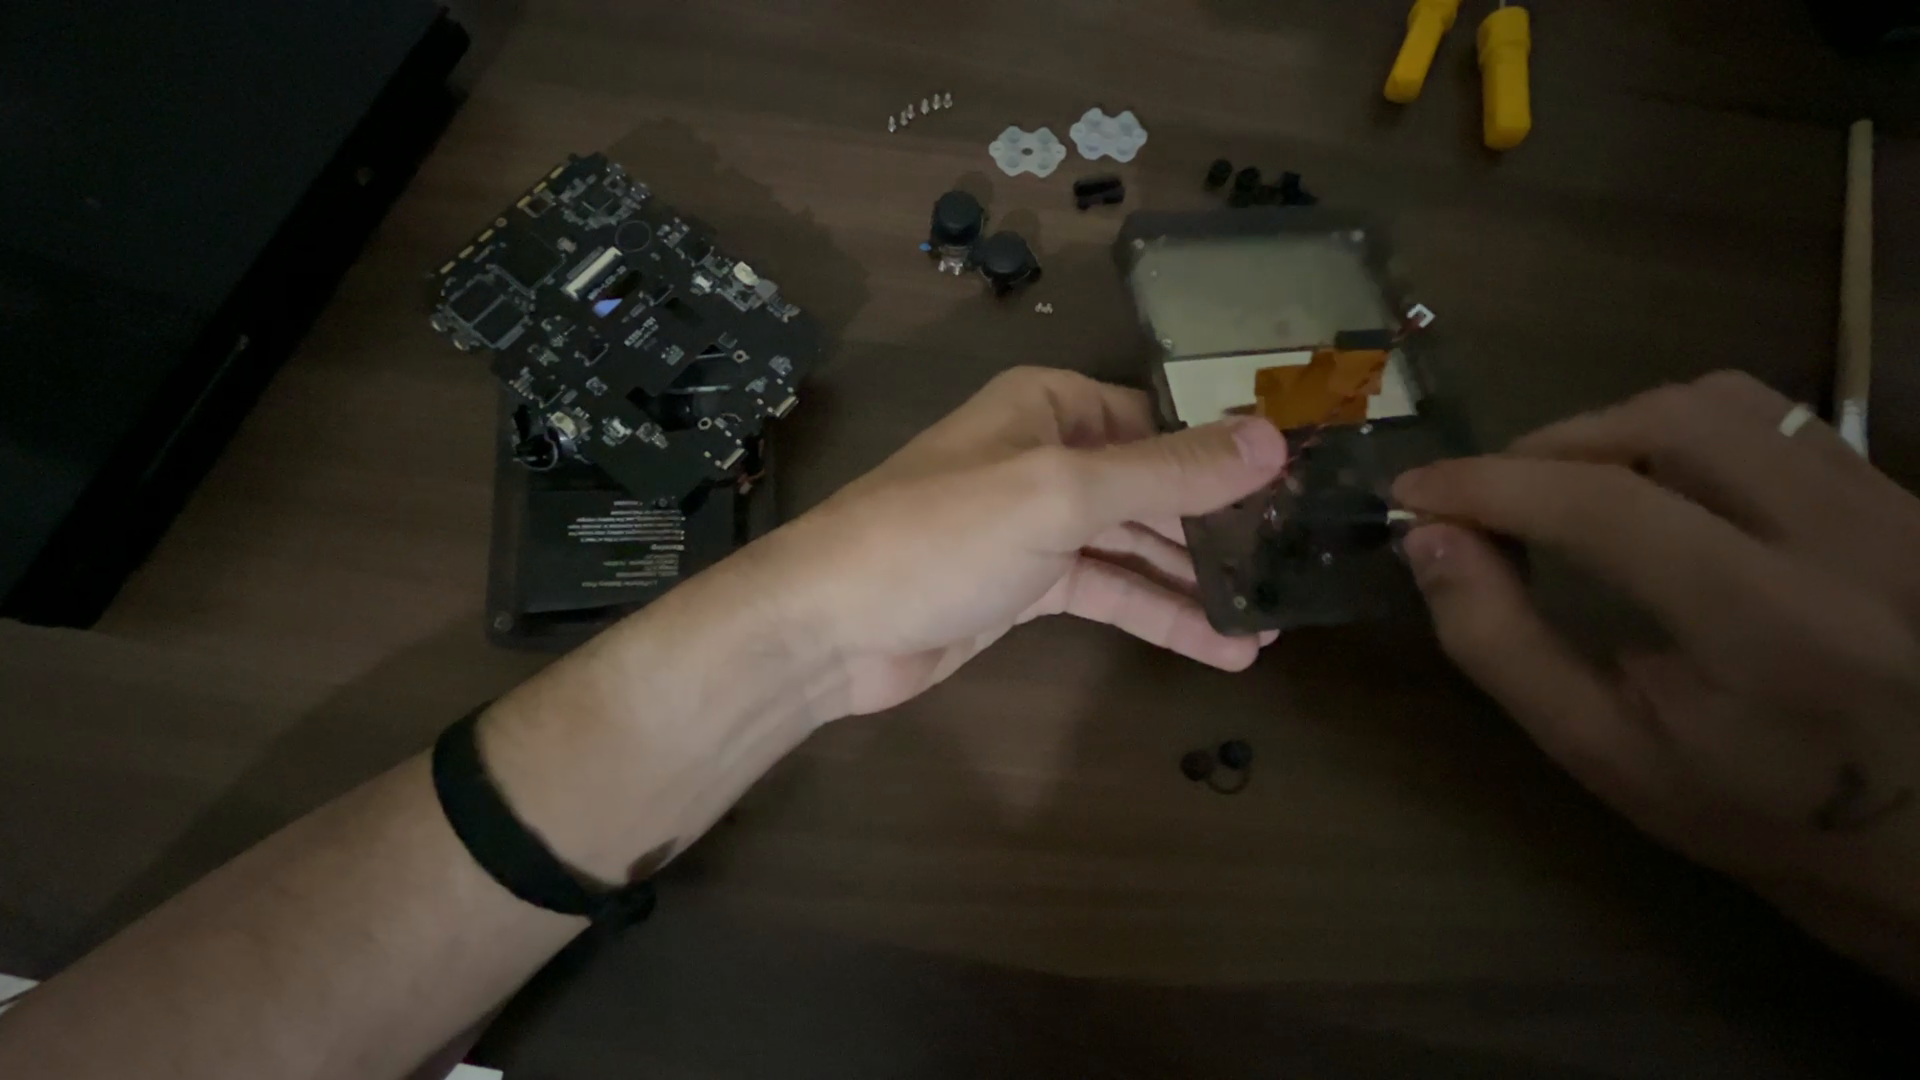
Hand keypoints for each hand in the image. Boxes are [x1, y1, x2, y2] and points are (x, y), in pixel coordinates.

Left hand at [747, 366, 1288, 718]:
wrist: (833, 627)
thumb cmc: (940, 536)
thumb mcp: (1059, 493)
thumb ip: (1165, 473)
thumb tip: (1271, 440)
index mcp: (1050, 408)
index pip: (1158, 422)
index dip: (1225, 455)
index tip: (1297, 491)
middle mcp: (1046, 457)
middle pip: (1150, 487)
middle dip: (1218, 528)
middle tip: (1295, 565)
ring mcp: (1034, 527)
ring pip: (1132, 546)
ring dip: (1195, 581)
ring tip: (1272, 619)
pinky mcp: (1025, 587)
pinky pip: (1105, 591)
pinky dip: (1156, 614)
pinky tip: (1220, 647)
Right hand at [1392, 371, 1919, 986]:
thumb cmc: (1752, 809)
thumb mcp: (1597, 748)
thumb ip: (1499, 643)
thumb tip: (1427, 541)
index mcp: (1777, 633)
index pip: (1607, 508)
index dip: (1488, 485)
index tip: (1410, 495)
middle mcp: (1859, 545)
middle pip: (1668, 424)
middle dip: (1543, 448)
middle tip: (1488, 502)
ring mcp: (1900, 510)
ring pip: (1722, 405)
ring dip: (1604, 432)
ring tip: (1557, 491)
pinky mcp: (1905, 496)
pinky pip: (1764, 422)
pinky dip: (1665, 437)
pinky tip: (1639, 492)